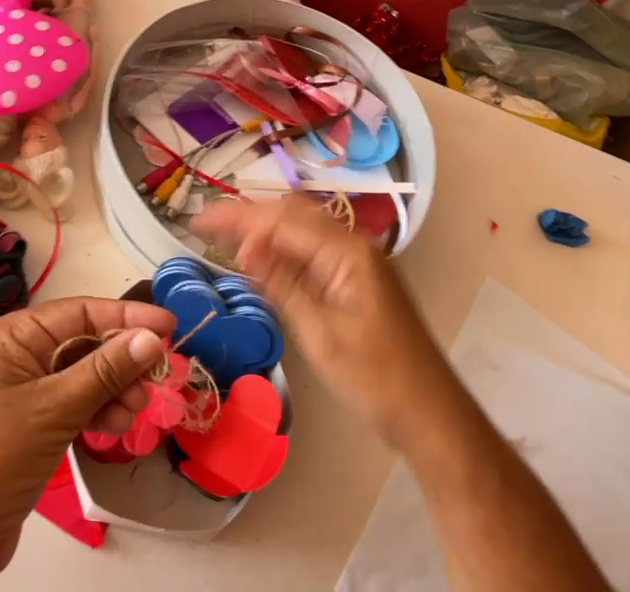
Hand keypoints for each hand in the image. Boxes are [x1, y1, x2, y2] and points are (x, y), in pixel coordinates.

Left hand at [0, 298, 174, 591]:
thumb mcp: (56, 408)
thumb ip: (107, 370)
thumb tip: (152, 337)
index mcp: (14, 335)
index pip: (81, 311)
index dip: (127, 317)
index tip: (170, 327)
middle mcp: (18, 355)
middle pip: (85, 343)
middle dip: (121, 360)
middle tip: (154, 382)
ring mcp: (22, 391)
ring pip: (84, 376)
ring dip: (113, 390)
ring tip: (132, 413)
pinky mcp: (29, 425)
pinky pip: (73, 404)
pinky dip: (96, 412)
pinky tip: (113, 428)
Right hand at [194, 195, 453, 444]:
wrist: (429, 413)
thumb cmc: (374, 379)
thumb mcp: (318, 333)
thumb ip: (282, 284)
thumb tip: (245, 245)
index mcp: (348, 253)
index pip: (283, 220)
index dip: (239, 217)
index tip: (200, 219)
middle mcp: (356, 246)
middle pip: (295, 215)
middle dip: (250, 216)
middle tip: (207, 226)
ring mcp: (360, 262)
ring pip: (305, 230)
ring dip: (267, 230)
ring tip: (227, 238)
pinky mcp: (359, 280)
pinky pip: (316, 251)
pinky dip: (285, 250)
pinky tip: (263, 262)